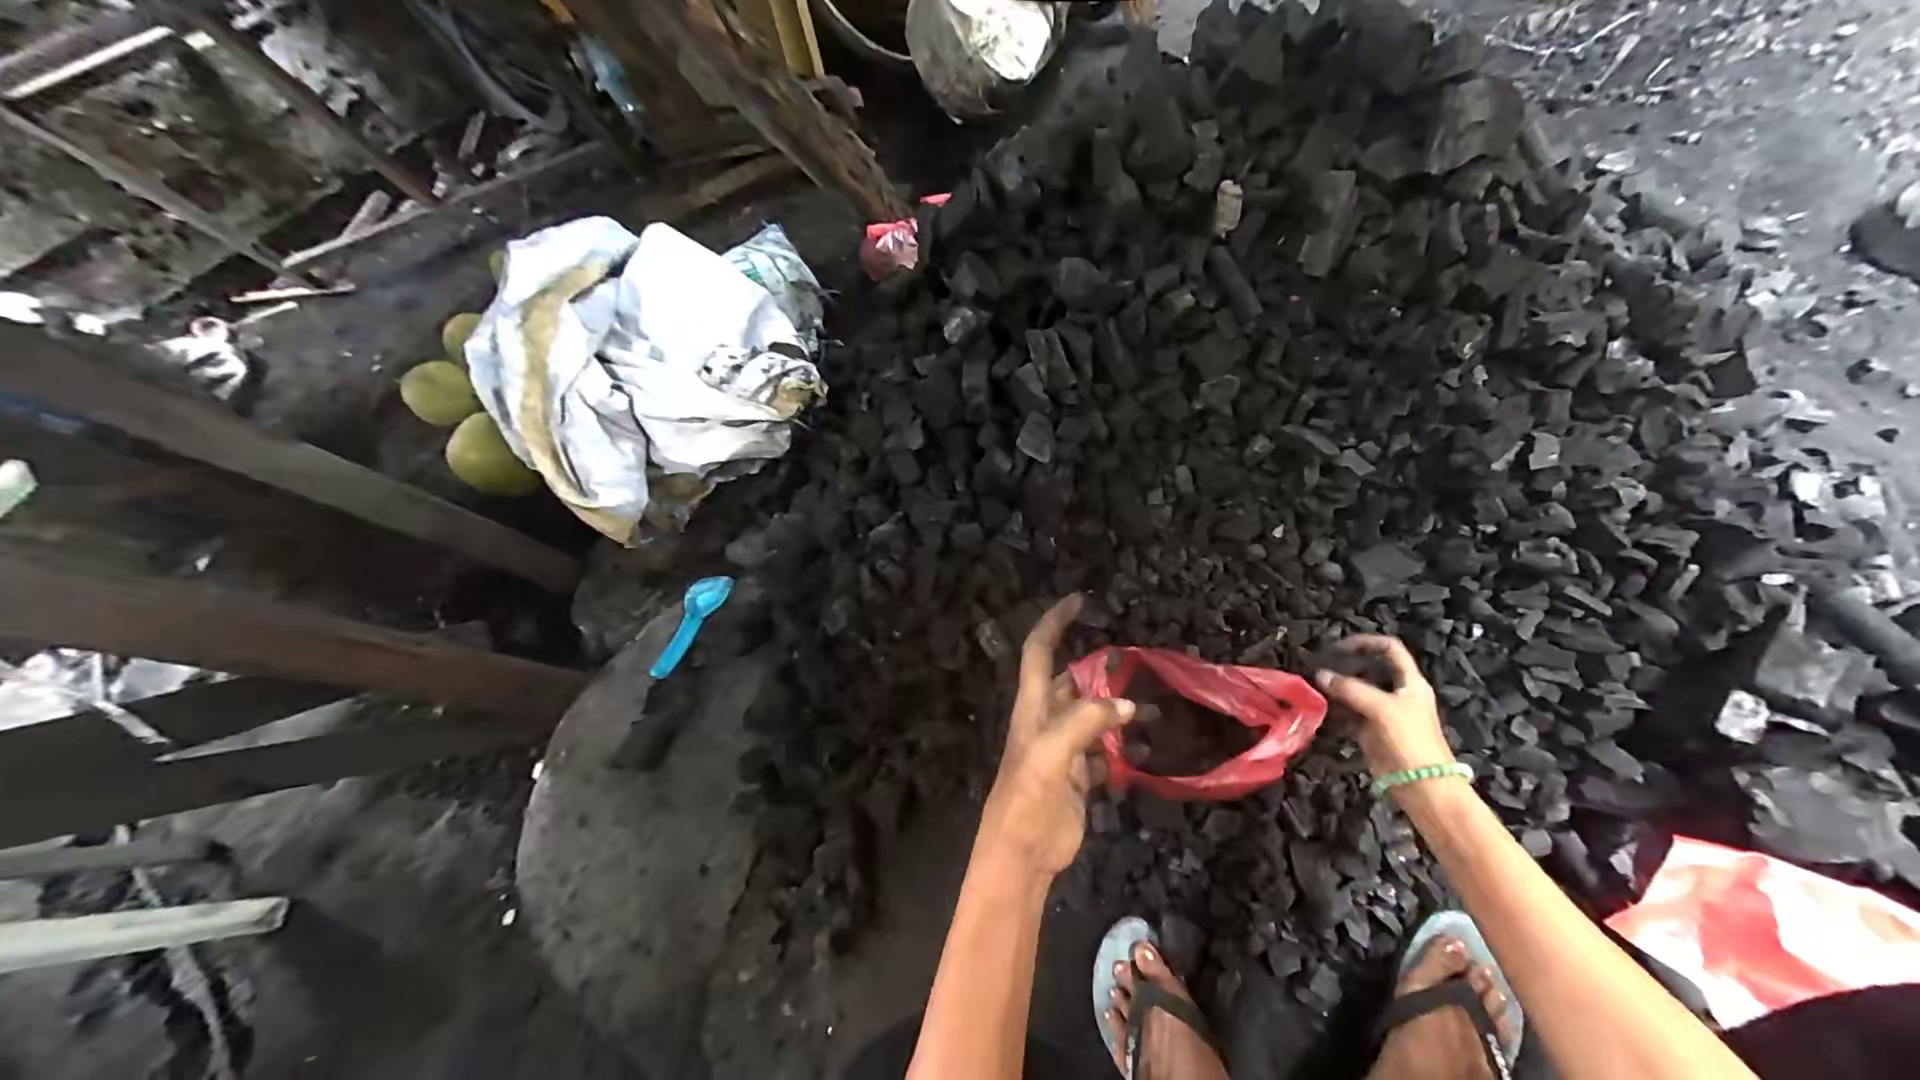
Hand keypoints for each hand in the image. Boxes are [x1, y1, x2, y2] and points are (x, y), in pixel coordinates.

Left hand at [978, 595, 1137, 877]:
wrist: (1022, 854)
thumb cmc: (1027, 800)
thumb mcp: (1050, 755)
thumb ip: (1085, 722)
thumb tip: (1127, 706)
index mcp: (1033, 706)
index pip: (1039, 651)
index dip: (1055, 622)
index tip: (1079, 601)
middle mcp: (1047, 720)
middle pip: (1074, 681)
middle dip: (1102, 668)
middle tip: (1140, 662)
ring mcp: (1063, 748)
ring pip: (1094, 716)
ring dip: (1121, 710)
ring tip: (1157, 709)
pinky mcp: (1077, 775)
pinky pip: (1104, 751)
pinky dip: (1124, 746)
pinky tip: (1148, 748)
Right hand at [1313, 635, 1451, 777]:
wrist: (1421, 785)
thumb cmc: (1410, 740)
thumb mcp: (1382, 708)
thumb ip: (1350, 689)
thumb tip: (1320, 674)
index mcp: (1409, 683)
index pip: (1389, 649)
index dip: (1366, 642)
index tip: (1339, 647)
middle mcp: (1395, 694)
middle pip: (1367, 670)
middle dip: (1343, 667)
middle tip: (1317, 666)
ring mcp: (1381, 713)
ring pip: (1354, 693)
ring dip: (1334, 690)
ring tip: (1311, 686)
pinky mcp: (1369, 731)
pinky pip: (1347, 715)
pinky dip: (1333, 712)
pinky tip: (1316, 709)